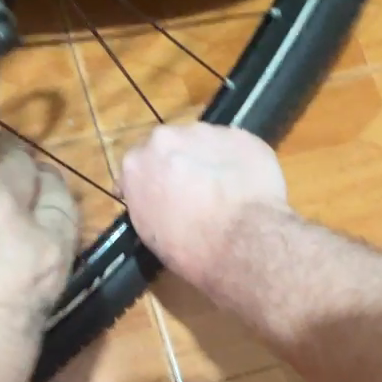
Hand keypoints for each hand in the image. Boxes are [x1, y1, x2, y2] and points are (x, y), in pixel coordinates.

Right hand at [120, 123, 289, 288]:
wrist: (245, 239)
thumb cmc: (192, 249)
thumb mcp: (152, 238)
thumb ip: (149, 208)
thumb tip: (160, 206)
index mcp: (136, 166)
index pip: (137, 168)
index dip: (151, 184)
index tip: (161, 199)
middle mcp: (164, 140)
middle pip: (168, 148)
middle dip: (178, 167)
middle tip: (194, 194)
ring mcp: (203, 132)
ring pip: (202, 143)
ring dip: (208, 162)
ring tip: (225, 191)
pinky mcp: (239, 133)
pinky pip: (233, 146)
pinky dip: (236, 162)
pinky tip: (245, 185)